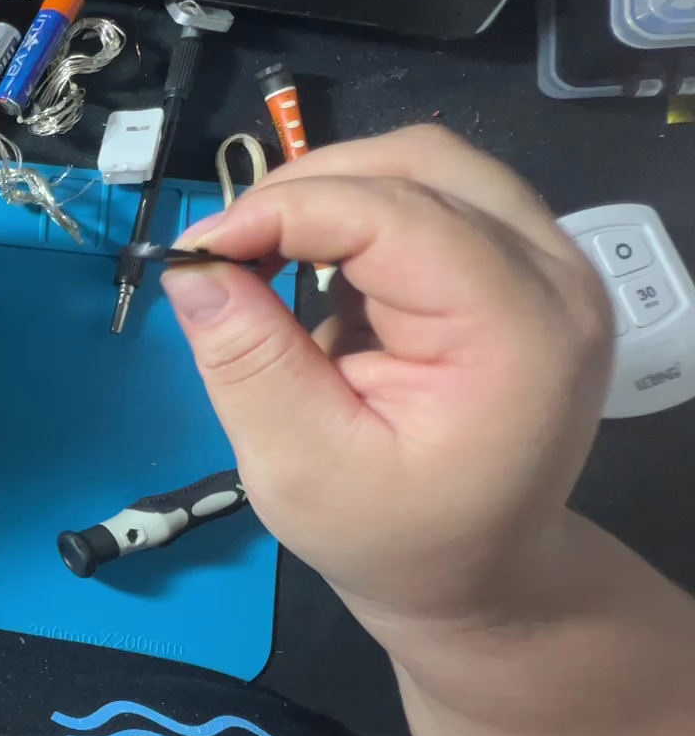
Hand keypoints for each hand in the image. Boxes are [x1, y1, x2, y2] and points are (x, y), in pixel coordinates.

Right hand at [160, 125, 613, 620]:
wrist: (474, 571)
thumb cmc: (385, 532)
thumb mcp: (294, 461)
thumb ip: (245, 360)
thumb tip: (188, 271)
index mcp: (511, 330)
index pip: (390, 215)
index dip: (275, 214)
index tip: (187, 255)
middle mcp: (548, 276)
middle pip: (418, 164)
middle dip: (297, 190)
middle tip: (218, 252)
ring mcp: (537, 269)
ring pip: (420, 169)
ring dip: (318, 197)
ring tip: (250, 256)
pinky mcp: (504, 274)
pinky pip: (418, 204)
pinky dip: (340, 220)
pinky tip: (298, 271)